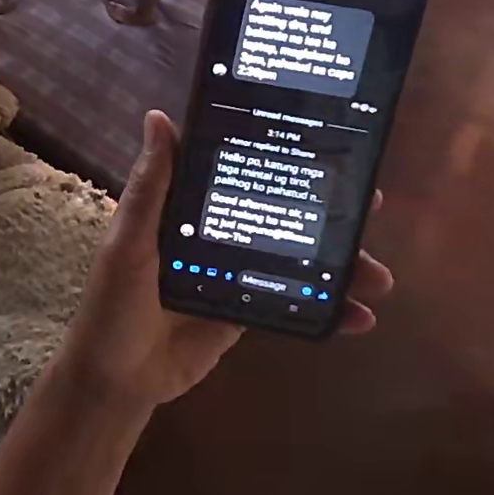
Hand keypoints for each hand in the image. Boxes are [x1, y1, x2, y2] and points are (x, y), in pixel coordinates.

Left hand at [54, 112, 395, 413]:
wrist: (118, 378)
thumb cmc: (115, 303)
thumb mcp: (128, 241)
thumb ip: (150, 187)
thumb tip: (157, 116)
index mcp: (185, 207)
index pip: (235, 171)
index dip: (275, 156)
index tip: (323, 144)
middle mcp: (214, 232)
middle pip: (276, 212)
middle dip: (325, 210)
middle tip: (370, 204)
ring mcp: (234, 272)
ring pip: (294, 256)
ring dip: (338, 263)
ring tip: (378, 274)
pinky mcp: (246, 309)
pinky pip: (292, 302)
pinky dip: (327, 309)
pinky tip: (360, 316)